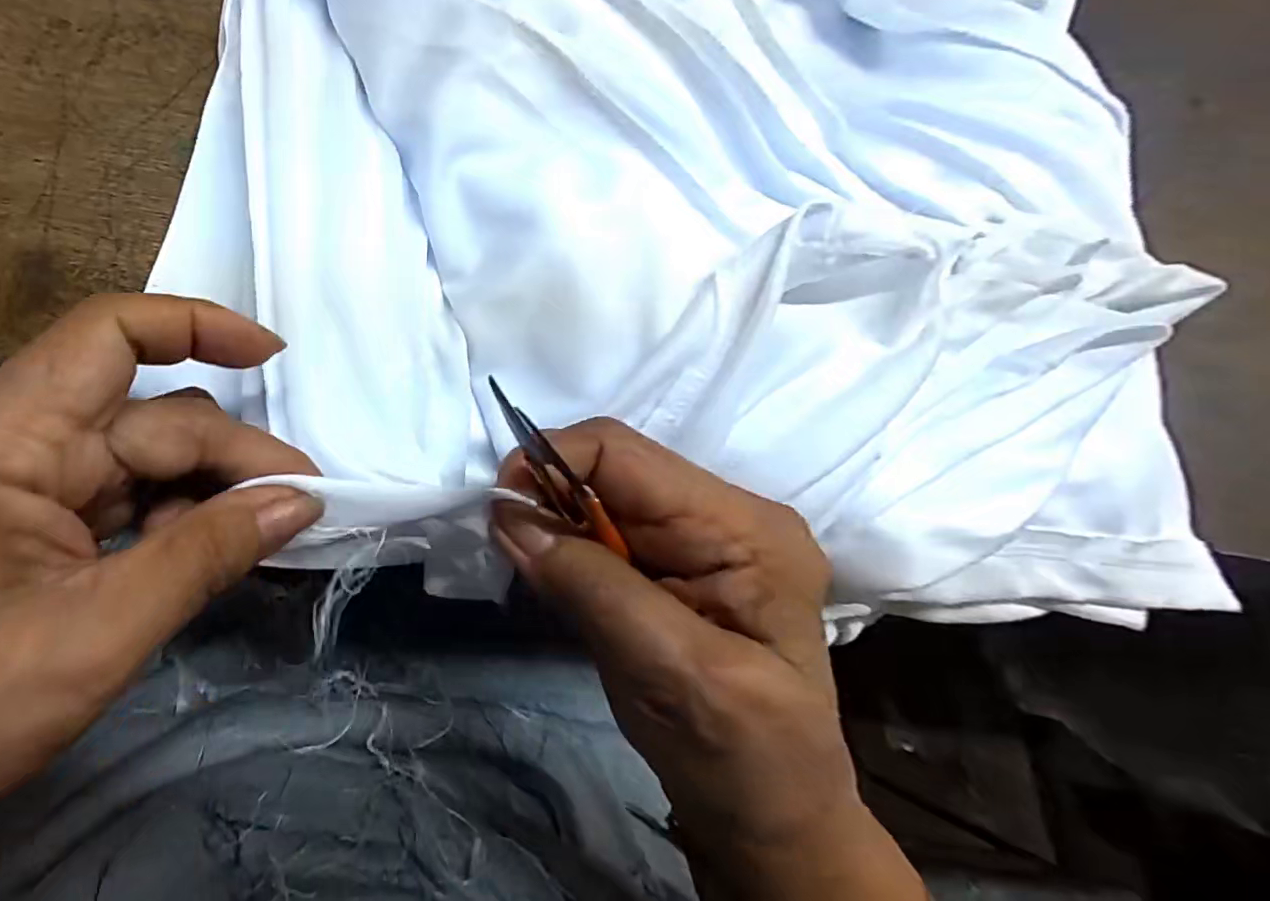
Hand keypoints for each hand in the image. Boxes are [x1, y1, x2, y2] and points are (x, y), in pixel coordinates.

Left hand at [0, 296, 324, 900]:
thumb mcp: (101, 636)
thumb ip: (207, 556)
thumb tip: (299, 502)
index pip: (104, 335)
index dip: (194, 325)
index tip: (269, 354)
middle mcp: (10, 440)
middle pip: (149, 412)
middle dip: (228, 454)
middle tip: (299, 500)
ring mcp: (27, 475)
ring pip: (151, 449)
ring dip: (212, 486)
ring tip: (267, 527)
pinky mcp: (45, 509)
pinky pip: (135, 486)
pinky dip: (183, 511)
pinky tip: (215, 546)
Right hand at [490, 419, 923, 900]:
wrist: (769, 817)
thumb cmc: (745, 757)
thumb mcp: (674, 672)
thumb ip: (593, 587)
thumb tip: (509, 517)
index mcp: (743, 527)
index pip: (625, 453)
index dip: (553, 461)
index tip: (500, 506)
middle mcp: (720, 513)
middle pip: (608, 469)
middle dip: (548, 497)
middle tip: (509, 546)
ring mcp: (694, 537)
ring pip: (595, 497)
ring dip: (552, 525)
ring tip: (535, 574)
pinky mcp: (668, 561)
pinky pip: (597, 531)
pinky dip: (562, 548)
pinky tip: (555, 582)